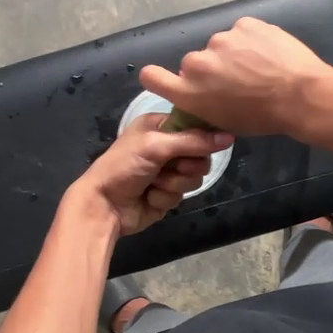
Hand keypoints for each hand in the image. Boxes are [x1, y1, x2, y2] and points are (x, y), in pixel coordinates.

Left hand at [67, 114, 233, 234]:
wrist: (104, 206)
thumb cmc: (123, 167)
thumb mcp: (156, 146)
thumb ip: (193, 141)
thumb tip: (229, 138)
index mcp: (159, 126)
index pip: (195, 127)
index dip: (201, 139)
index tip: (201, 147)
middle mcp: (165, 147)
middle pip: (200, 155)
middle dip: (187, 166)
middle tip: (173, 168)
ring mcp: (167, 172)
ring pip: (193, 178)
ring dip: (174, 183)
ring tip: (154, 184)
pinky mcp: (166, 194)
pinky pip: (182, 195)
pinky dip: (165, 197)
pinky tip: (149, 197)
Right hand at [138, 17, 332, 136]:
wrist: (300, 96)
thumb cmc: (263, 118)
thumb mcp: (225, 123)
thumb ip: (204, 105)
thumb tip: (204, 96)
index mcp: (190, 92)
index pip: (152, 77)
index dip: (158, 76)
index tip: (171, 78)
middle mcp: (197, 63)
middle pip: (195, 62)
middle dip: (211, 69)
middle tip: (237, 80)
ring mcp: (220, 40)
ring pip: (220, 46)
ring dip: (233, 53)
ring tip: (259, 67)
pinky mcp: (243, 24)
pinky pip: (241, 32)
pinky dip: (252, 41)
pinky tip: (269, 53)